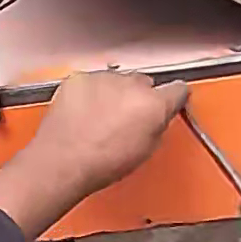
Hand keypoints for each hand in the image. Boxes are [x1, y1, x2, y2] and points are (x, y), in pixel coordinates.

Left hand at [25, 71, 188, 195]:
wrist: (63, 161)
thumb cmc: (100, 162)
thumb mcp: (145, 150)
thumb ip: (157, 125)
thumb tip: (157, 116)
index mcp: (155, 104)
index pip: (177, 89)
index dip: (171, 98)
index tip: (168, 100)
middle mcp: (131, 85)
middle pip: (143, 82)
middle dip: (137, 96)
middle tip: (123, 117)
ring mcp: (103, 79)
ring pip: (115, 79)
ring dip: (110, 93)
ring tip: (97, 118)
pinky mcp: (79, 78)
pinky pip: (89, 81)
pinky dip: (87, 92)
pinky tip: (81, 112)